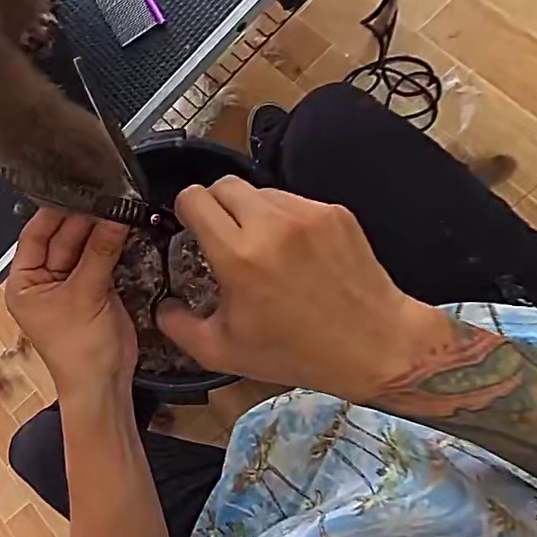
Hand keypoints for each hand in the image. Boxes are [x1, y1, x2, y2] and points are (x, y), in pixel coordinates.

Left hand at [6, 209, 135, 400]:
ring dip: (101, 230)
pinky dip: (112, 245)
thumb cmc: (78, 353)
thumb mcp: (85, 296)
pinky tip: (123, 227)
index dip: (54, 212)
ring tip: (118, 207)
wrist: (104, 383)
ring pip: (85, 246)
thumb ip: (100, 253)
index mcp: (25, 282)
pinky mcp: (96, 288)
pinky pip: (102, 258)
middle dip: (84, 219)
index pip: (35, 235)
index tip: (75, 190)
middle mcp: (45, 280)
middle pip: (63, 237)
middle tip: (107, 196)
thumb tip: (113, 218)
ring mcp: (72, 283)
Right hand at [155, 177, 452, 401]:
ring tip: (262, 247)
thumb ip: (178, 326)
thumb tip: (163, 307)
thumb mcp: (224, 352)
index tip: (190, 225)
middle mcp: (272, 225)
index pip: (194, 197)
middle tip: (222, 234)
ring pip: (260, 190)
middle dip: (215, 205)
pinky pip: (294, 201)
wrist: (373, 343)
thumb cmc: (299, 352)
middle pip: (223, 183)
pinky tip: (294, 251)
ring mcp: (307, 214)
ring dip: (251, 211)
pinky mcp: (333, 212)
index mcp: (239, 255)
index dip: (185, 209)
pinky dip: (285, 219)